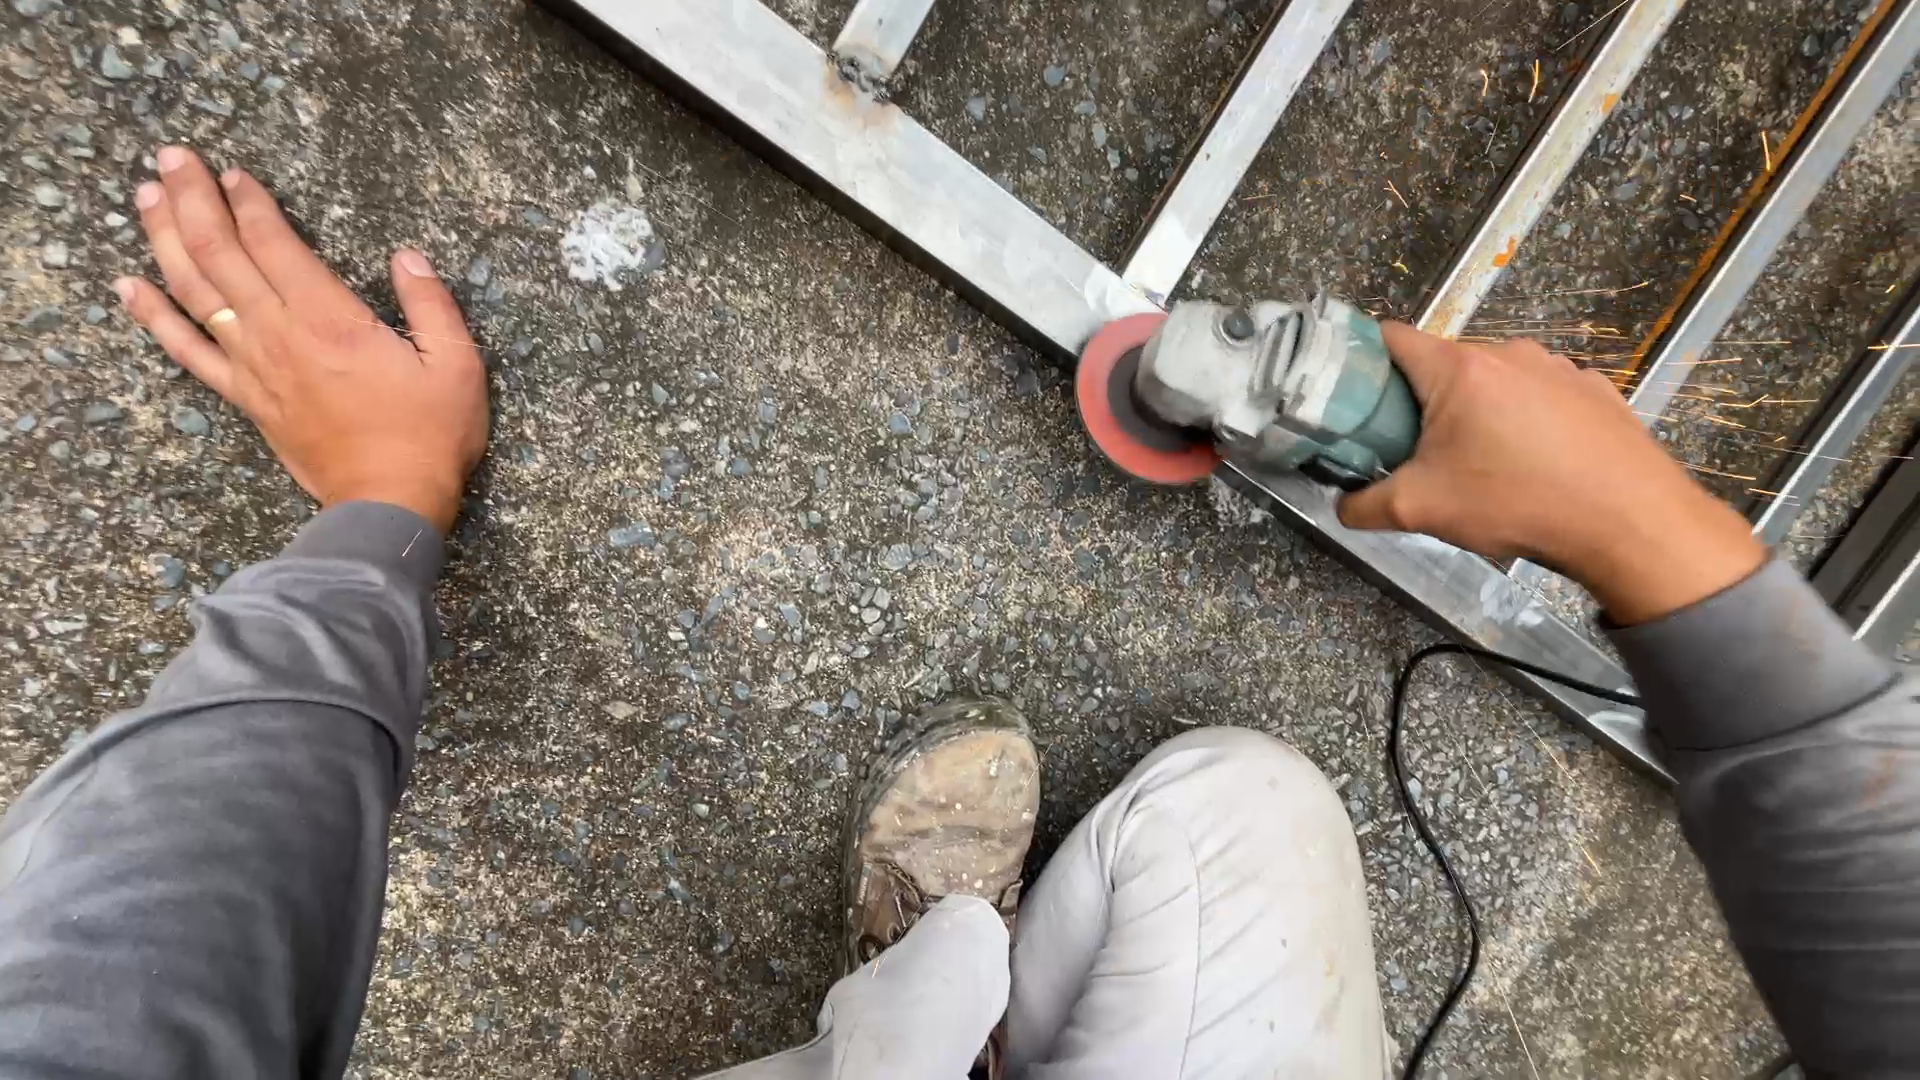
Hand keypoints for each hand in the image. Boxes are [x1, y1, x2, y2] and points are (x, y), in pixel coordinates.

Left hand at [113, 145, 487, 532]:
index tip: (236, 173)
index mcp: (334, 321)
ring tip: (148, 196)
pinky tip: (129, 286)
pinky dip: (152, 316)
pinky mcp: (246, 397)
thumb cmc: (434, 433)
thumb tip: (407, 257)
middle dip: (195, 200)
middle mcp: (280, 334)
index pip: (277, 246)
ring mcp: (255, 366)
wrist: (393, 496)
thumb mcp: (459, 366)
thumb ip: (432, 307)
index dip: (253, 205)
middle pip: (221, 255)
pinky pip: (186, 351)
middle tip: (174, 158)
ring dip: (164, 237)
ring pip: (194, 290)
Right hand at [1338, 323, 1764, 623]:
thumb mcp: (1416, 510)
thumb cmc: (1515, 502)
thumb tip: (1342, 506)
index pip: (1391, 337)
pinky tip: (1524, 460)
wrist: (1633, 524)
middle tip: (1406, 446)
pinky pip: (1534, 395)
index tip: (1347, 393)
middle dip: (1414, 398)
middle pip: (1439, 363)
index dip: (1360, 358)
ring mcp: (1558, 368)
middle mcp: (1509, 354)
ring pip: (1488, 379)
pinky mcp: (1594, 391)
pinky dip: (1515, 418)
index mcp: (1459, 370)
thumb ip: (1361, 506)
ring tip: (1469, 458)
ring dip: (1467, 408)